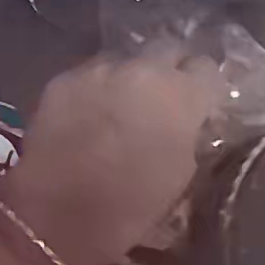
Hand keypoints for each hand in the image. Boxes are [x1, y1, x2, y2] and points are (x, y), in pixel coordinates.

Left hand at [0, 45, 225, 264]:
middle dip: (167, 70)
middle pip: (166, 50)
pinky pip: (87, 75)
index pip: (205, 68)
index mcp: (181, 93)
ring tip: (117, 106)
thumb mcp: (181, 172)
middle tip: (160, 98)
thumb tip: (184, 120)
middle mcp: (142, 68)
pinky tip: (83, 115)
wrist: (59, 214)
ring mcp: (98, 70)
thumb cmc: (131, 205)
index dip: (202, 86)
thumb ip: (187, 132)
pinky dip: (91, 89)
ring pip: (122, 60)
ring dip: (126, 78)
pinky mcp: (62, 79)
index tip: (197, 102)